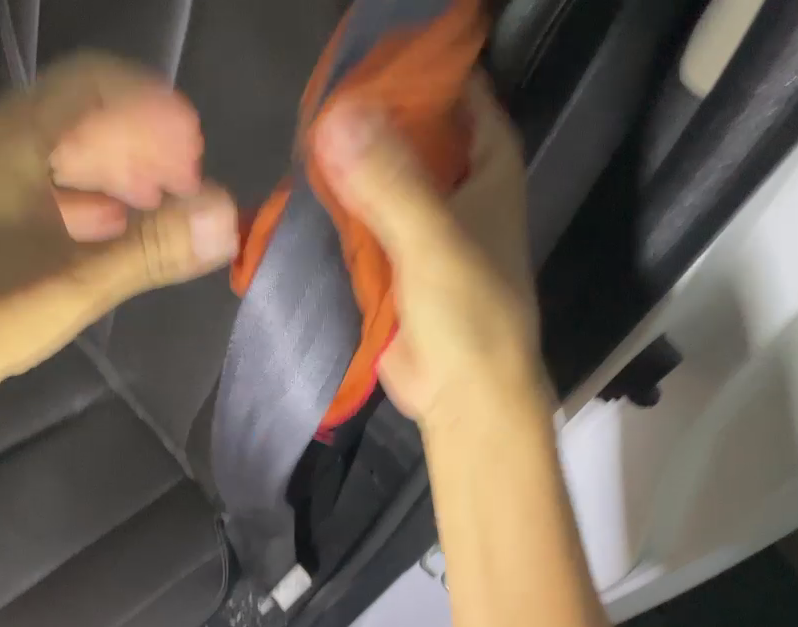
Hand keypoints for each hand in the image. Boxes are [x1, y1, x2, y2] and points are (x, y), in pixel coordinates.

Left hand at [0, 53, 238, 416]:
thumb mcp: (80, 282)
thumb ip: (155, 246)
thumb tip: (228, 216)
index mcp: (9, 137)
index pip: (95, 83)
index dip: (154, 110)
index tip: (196, 151)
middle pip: (81, 114)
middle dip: (141, 144)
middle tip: (187, 185)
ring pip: (64, 151)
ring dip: (117, 173)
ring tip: (160, 209)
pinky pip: (45, 184)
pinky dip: (88, 199)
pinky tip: (116, 230)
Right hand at [314, 77, 545, 428]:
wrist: (464, 396)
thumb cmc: (469, 314)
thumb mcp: (433, 239)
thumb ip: (390, 180)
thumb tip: (338, 117)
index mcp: (490, 172)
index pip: (463, 98)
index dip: (423, 74)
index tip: (370, 60)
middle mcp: (461, 193)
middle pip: (419, 137)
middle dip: (377, 118)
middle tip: (324, 96)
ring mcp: (427, 232)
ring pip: (389, 182)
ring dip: (355, 165)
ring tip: (307, 134)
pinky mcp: (397, 270)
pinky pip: (368, 226)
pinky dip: (345, 210)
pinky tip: (309, 193)